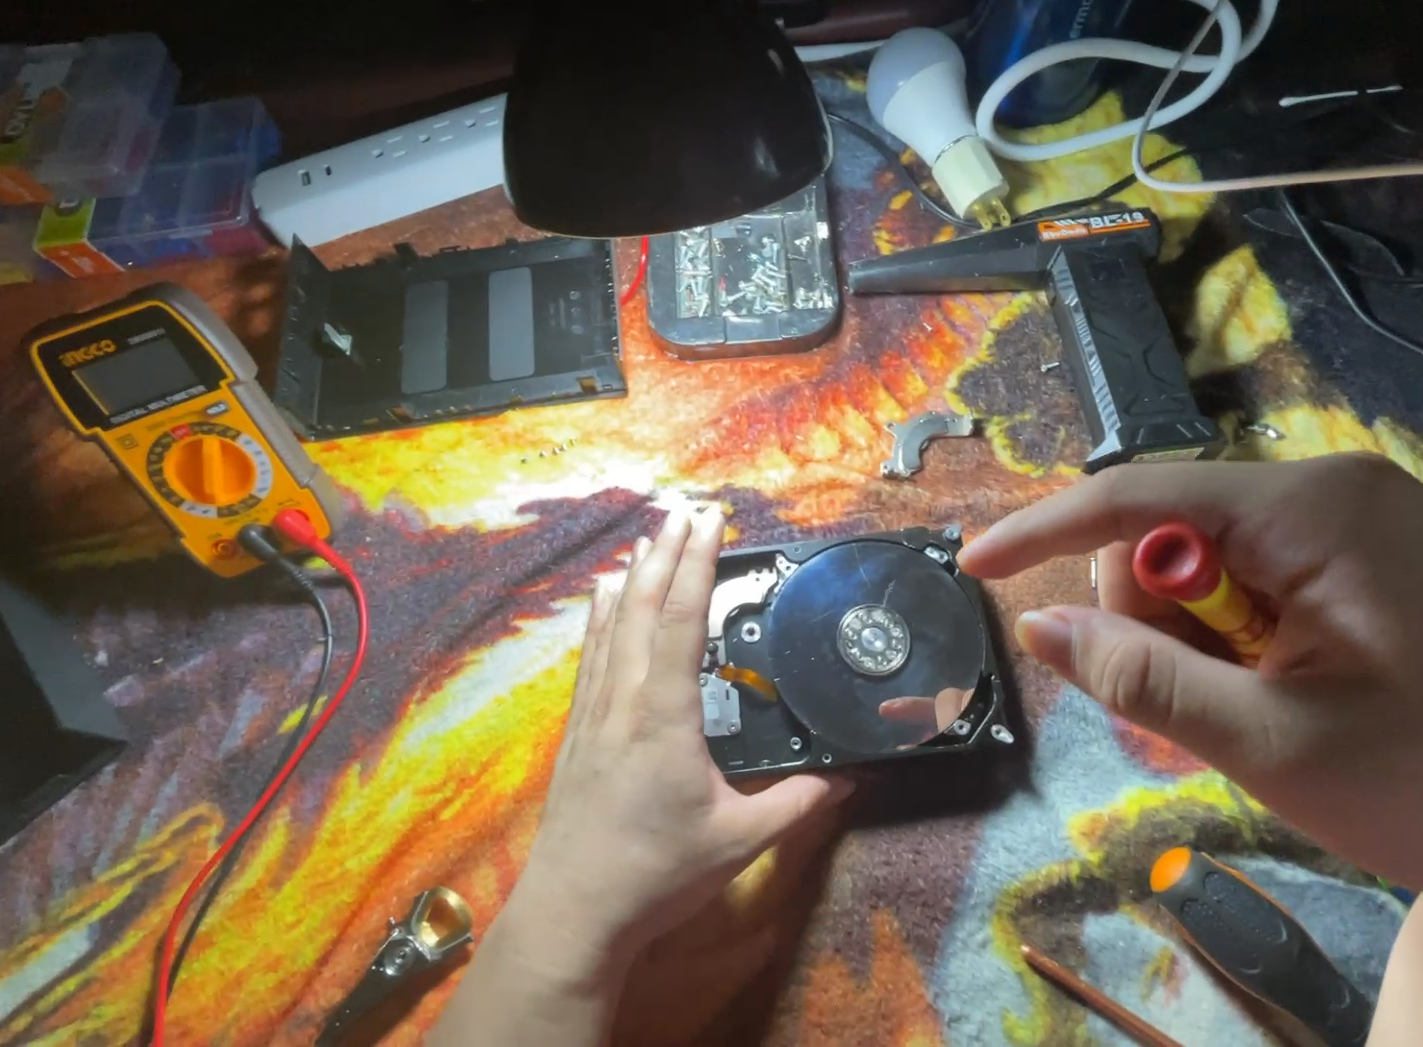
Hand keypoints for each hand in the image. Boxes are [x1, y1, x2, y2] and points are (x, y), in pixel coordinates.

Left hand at [505, 506, 853, 983]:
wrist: (573, 911)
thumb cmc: (656, 874)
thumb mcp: (740, 841)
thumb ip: (798, 803)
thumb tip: (849, 778)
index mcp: (664, 715)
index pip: (683, 620)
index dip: (697, 564)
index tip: (710, 522)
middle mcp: (624, 698)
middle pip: (643, 606)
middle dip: (666, 552)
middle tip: (686, 511)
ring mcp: (595, 709)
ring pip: (613, 623)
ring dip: (635, 574)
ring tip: (650, 535)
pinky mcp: (579, 726)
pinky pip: (592, 652)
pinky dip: (602, 613)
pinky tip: (604, 594)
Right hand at [958, 455, 1422, 942]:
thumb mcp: (1281, 747)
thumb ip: (1143, 680)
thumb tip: (1037, 629)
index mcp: (1307, 510)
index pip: (1131, 497)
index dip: (1037, 532)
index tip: (970, 567)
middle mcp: (1328, 495)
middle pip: (1166, 541)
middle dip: (1149, 625)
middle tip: (1193, 715)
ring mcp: (1361, 529)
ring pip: (1209, 573)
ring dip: (1195, 648)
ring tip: (1256, 724)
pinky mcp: (1381, 568)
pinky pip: (1261, 591)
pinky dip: (1241, 650)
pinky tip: (1290, 705)